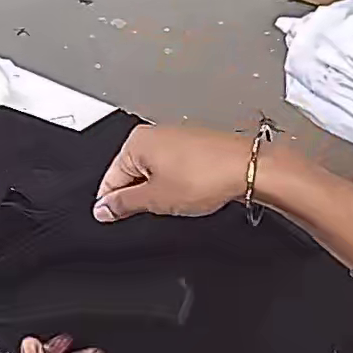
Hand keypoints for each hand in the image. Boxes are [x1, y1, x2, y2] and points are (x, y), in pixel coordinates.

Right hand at [93, 125, 255, 222]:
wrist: (248, 168)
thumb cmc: (207, 175)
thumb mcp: (155, 199)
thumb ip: (123, 204)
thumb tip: (103, 208)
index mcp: (137, 142)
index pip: (110, 178)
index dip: (111, 203)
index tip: (112, 217)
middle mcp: (154, 134)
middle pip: (130, 174)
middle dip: (138, 196)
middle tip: (156, 209)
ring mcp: (175, 138)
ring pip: (153, 172)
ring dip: (159, 190)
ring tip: (178, 200)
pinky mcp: (194, 146)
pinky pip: (174, 168)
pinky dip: (177, 182)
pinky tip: (190, 192)